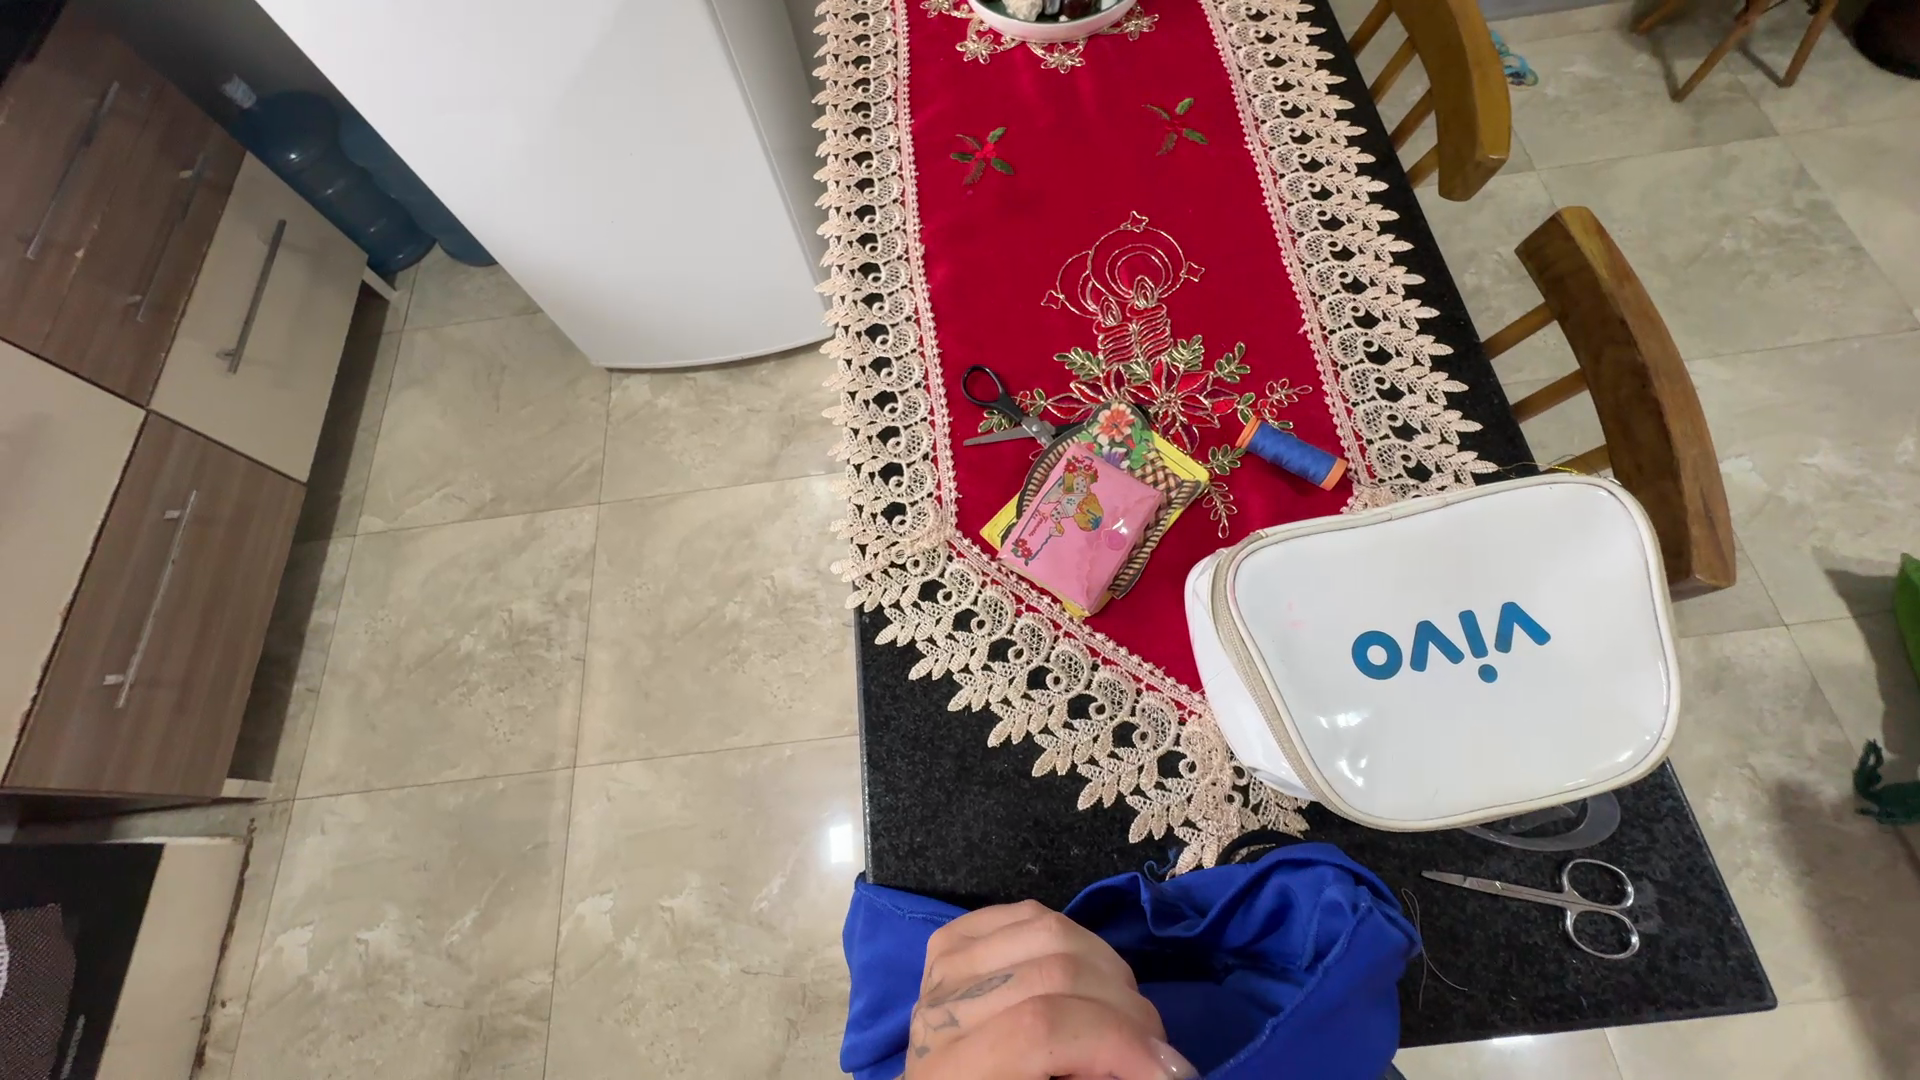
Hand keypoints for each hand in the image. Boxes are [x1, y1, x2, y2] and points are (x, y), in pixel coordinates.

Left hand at [904, 900, 1198, 1079]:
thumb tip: (1158, 1064)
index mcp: (951, 1071)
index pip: (1040, 1028)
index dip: (1116, 1041)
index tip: (1173, 1072)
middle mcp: (939, 1007)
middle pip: (1052, 971)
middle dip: (1126, 1009)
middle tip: (1159, 1049)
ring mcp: (943, 965)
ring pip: (1049, 930)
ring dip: (1110, 970)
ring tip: (1131, 1014)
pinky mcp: (952, 938)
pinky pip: (1030, 913)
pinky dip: (1077, 938)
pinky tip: (1094, 974)